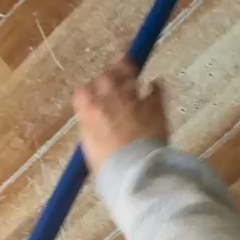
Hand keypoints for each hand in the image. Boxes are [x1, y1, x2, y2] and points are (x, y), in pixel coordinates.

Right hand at [74, 57, 168, 171]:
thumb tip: (92, 122)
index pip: (82, 93)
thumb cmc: (108, 168)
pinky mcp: (155, 104)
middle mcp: (109, 100)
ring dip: (130, 72)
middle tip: (114, 68)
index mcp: (90, 113)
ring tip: (133, 70)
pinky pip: (156, 88)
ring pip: (130, 75)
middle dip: (110, 72)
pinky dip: (156, 86)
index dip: (88, 92)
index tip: (92, 93)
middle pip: (106, 76)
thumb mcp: (90, 150)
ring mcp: (133, 100)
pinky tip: (156, 85)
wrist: (134, 171)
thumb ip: (91, 130)